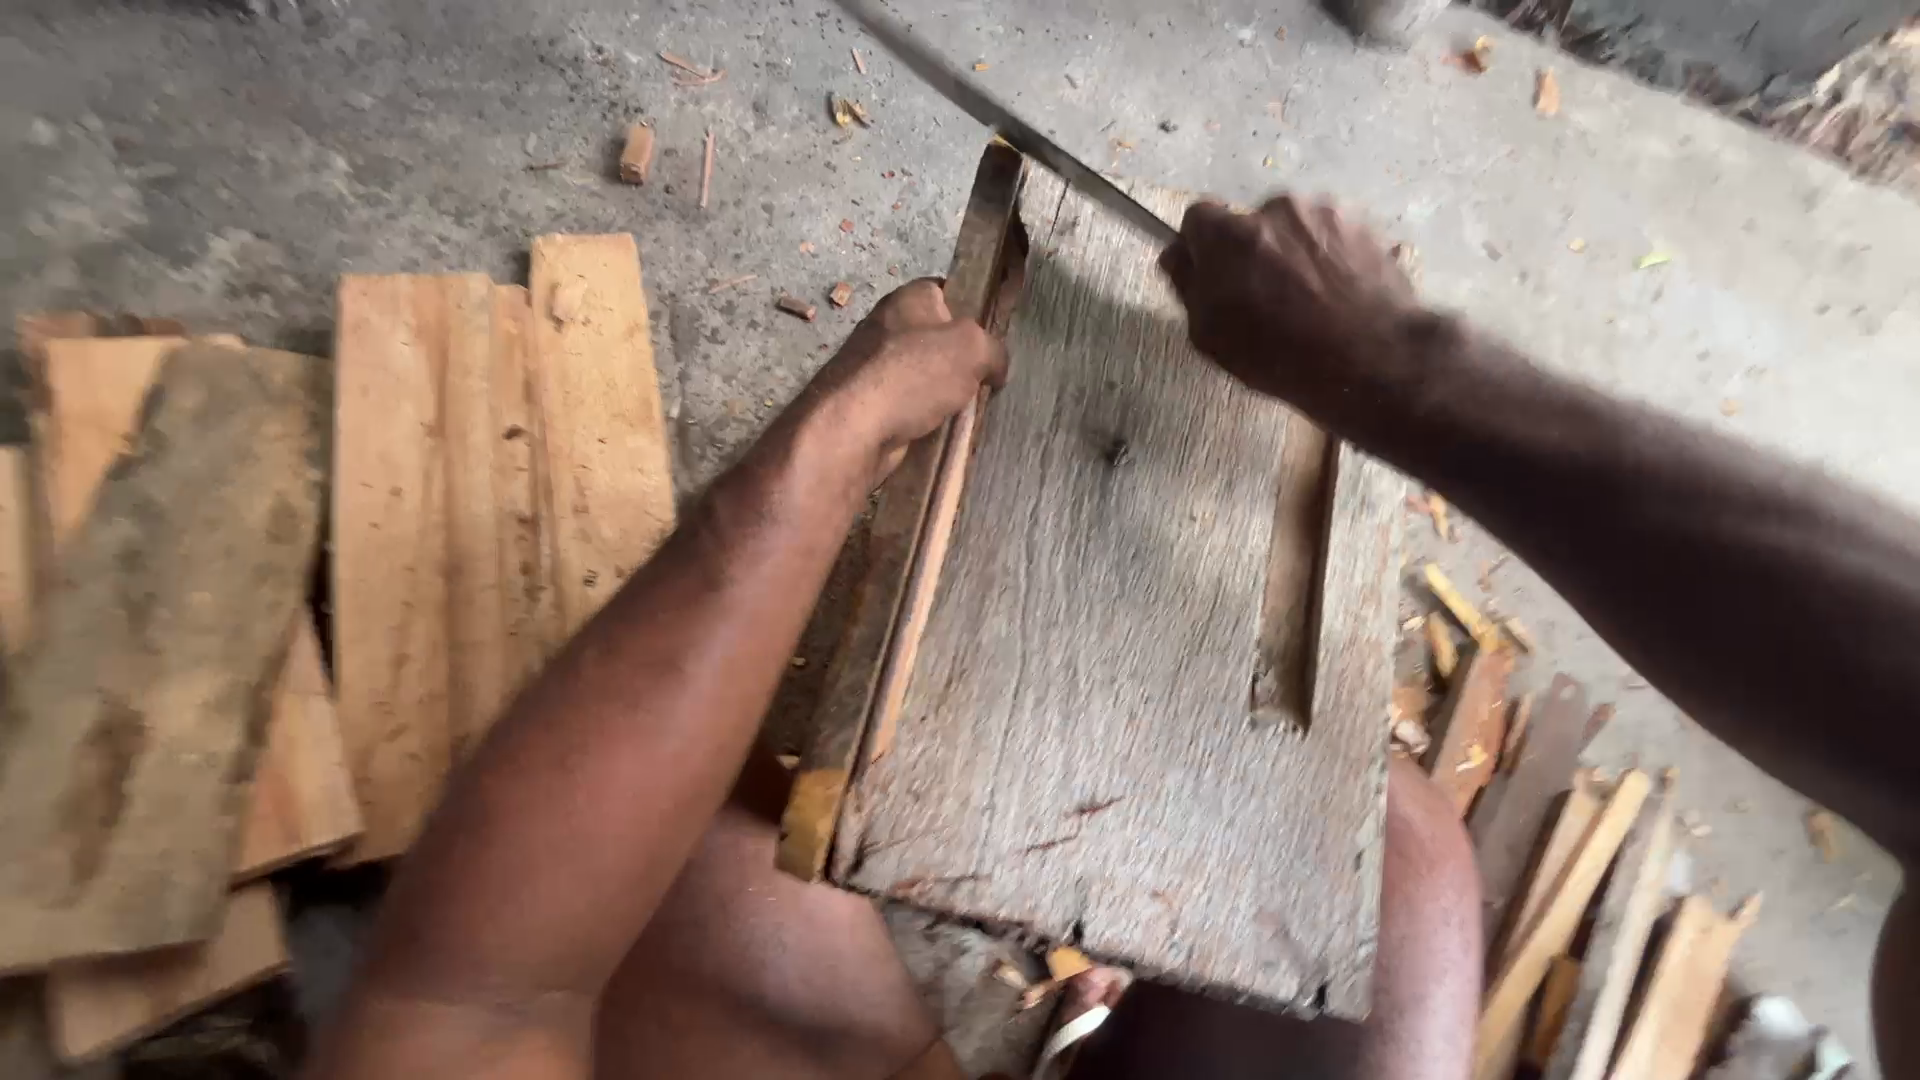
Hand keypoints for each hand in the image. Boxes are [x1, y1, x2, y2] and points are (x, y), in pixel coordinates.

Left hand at [802, 278, 1008, 484]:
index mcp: (909, 298)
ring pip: (923, 375)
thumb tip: (996, 368)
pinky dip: (924, 416)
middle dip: (960, 360)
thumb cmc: (914, 373)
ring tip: (964, 410)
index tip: (990, 338)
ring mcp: (874, 365)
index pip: (946, 291)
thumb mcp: (973, 348)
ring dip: (943, 393)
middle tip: (983, 380)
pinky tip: (937, 428)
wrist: (855, 426)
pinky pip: (908, 404)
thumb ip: (994, 350)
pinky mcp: (868, 402)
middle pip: (936, 338)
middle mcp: (887, 325)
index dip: (971, 312)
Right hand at [1159, 196, 1420, 404]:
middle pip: (1248, 222)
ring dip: (1289, 251)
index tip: (1212, 273)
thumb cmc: (1277, 355)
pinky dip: (1325, 255)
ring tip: (1306, 298)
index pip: (1197, 216)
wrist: (1367, 356)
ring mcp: (1322, 211)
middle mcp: (1273, 208)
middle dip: (1251, 250)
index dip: (1202, 245)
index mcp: (1227, 236)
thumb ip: (1187, 285)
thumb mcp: (1210, 334)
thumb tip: (1176, 255)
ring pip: (1291, 226)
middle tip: (1264, 296)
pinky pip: (1328, 233)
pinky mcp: (1360, 221)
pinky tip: (1334, 292)